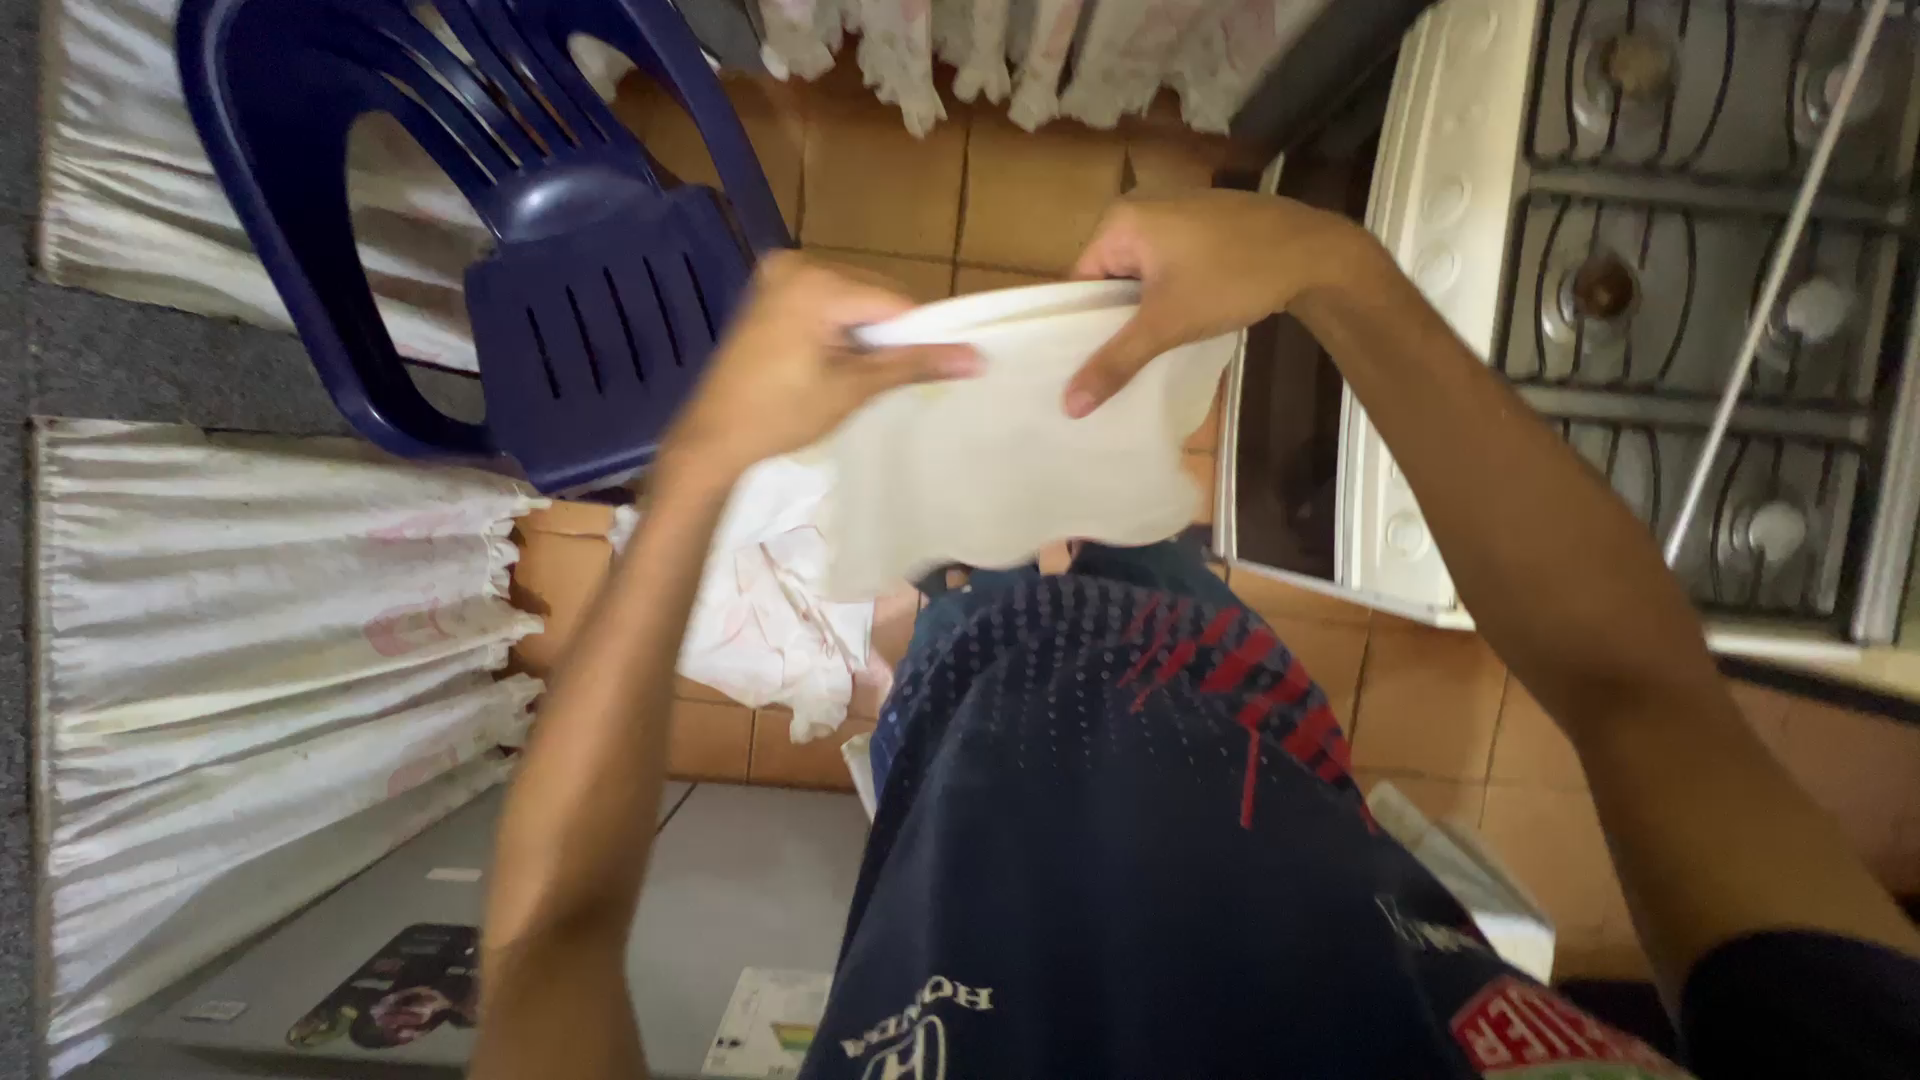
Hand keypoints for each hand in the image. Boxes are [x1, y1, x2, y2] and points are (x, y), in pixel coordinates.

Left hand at [662, 252, 981, 476]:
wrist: (714, 437)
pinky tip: (831, 361)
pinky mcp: (770, 292)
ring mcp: (778, 276)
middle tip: (879, 378)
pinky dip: (840, 327)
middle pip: (874, 294)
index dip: (919, 335)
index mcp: (816, 283)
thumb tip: (976, 358)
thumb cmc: (782, 415)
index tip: (931, 367)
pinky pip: (826, 302)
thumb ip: (913, 364)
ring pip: (852, 299)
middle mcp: (797, 264)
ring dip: (865, 332)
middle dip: (887, 333)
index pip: (894, 300)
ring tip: (852, 374)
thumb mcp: (854, 388)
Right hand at [1063, 191, 1372, 417]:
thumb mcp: (1166, 325)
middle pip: (1106, 281)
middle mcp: (1140, 208)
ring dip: (1139, 314)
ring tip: (1138, 354)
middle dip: (1110, 324)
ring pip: (1137, 278)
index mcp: (1119, 221)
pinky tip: (1174, 325)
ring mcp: (1174, 215)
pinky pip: (1164, 268)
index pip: (1079, 284)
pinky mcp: (1200, 227)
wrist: (1316, 254)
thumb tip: (1070, 406)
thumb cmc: (1233, 279)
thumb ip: (1115, 363)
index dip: (1078, 328)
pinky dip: (1164, 297)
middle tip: (1107, 369)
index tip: (1079, 367)